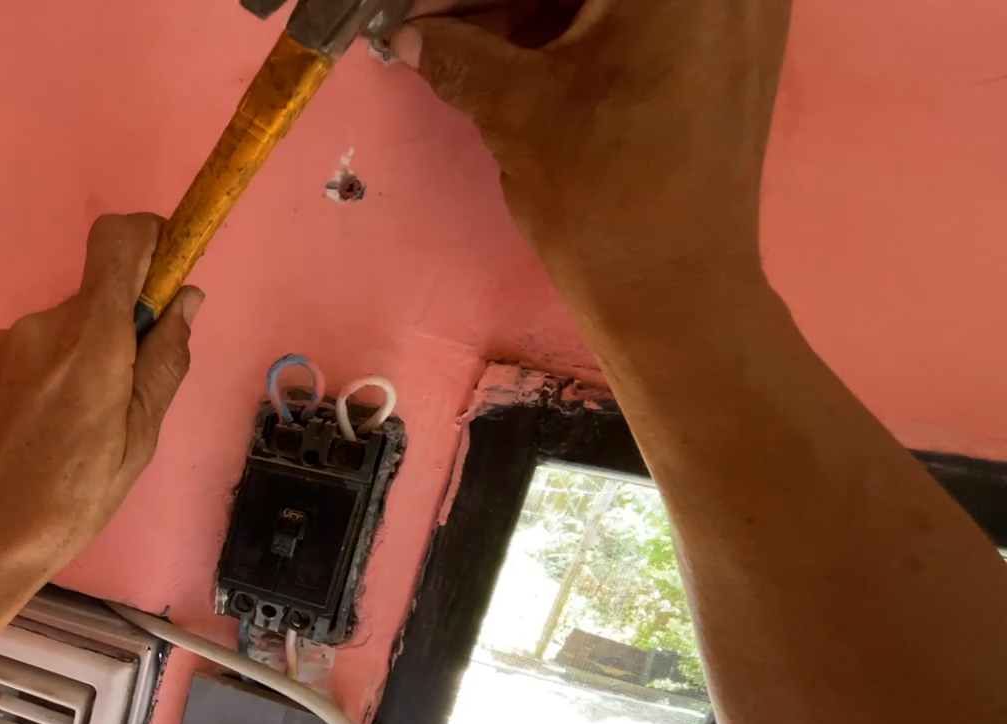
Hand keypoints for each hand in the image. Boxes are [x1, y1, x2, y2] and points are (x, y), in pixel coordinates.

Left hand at [0, 214, 203, 593]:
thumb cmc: (70, 503)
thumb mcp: (138, 442)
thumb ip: (164, 363)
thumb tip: (185, 301)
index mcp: (88, 342)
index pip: (119, 239)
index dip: (151, 240)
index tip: (165, 275)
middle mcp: (39, 327)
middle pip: (94, 298)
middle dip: (118, 332)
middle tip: (119, 401)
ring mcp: (1, 346)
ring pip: (61, 330)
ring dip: (79, 360)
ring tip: (72, 429)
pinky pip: (29, 352)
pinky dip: (46, 375)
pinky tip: (37, 430)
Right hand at [393, 0, 791, 314]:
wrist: (669, 276)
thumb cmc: (595, 190)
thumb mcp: (515, 113)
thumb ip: (460, 58)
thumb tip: (409, 32)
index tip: (423, 17)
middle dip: (504, 4)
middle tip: (444, 35)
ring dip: (538, 14)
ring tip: (479, 53)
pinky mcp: (735, 37)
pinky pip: (645, 14)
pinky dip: (583, 29)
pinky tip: (532, 62)